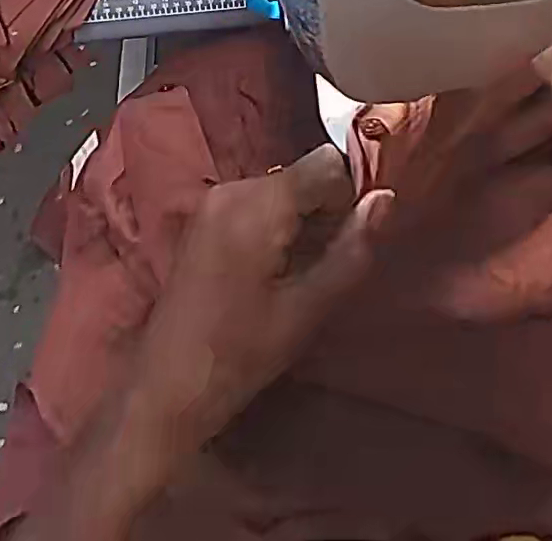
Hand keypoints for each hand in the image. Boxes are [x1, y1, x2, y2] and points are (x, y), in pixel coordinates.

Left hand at [16, 146, 392, 540]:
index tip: (351, 237)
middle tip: (326, 262)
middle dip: (327, 209)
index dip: (350, 195)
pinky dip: (278, 222)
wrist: (165, 386)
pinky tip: (274, 267)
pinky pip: (259, 200)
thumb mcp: (307, 308)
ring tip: (300, 270)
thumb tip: (386, 197)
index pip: (326, 164)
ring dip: (304, 218)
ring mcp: (213, 199)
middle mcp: (232, 187)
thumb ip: (351, 249)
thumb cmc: (239, 352)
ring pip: (283, 186)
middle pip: (304, 173)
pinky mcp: (205, 215)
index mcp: (256, 204)